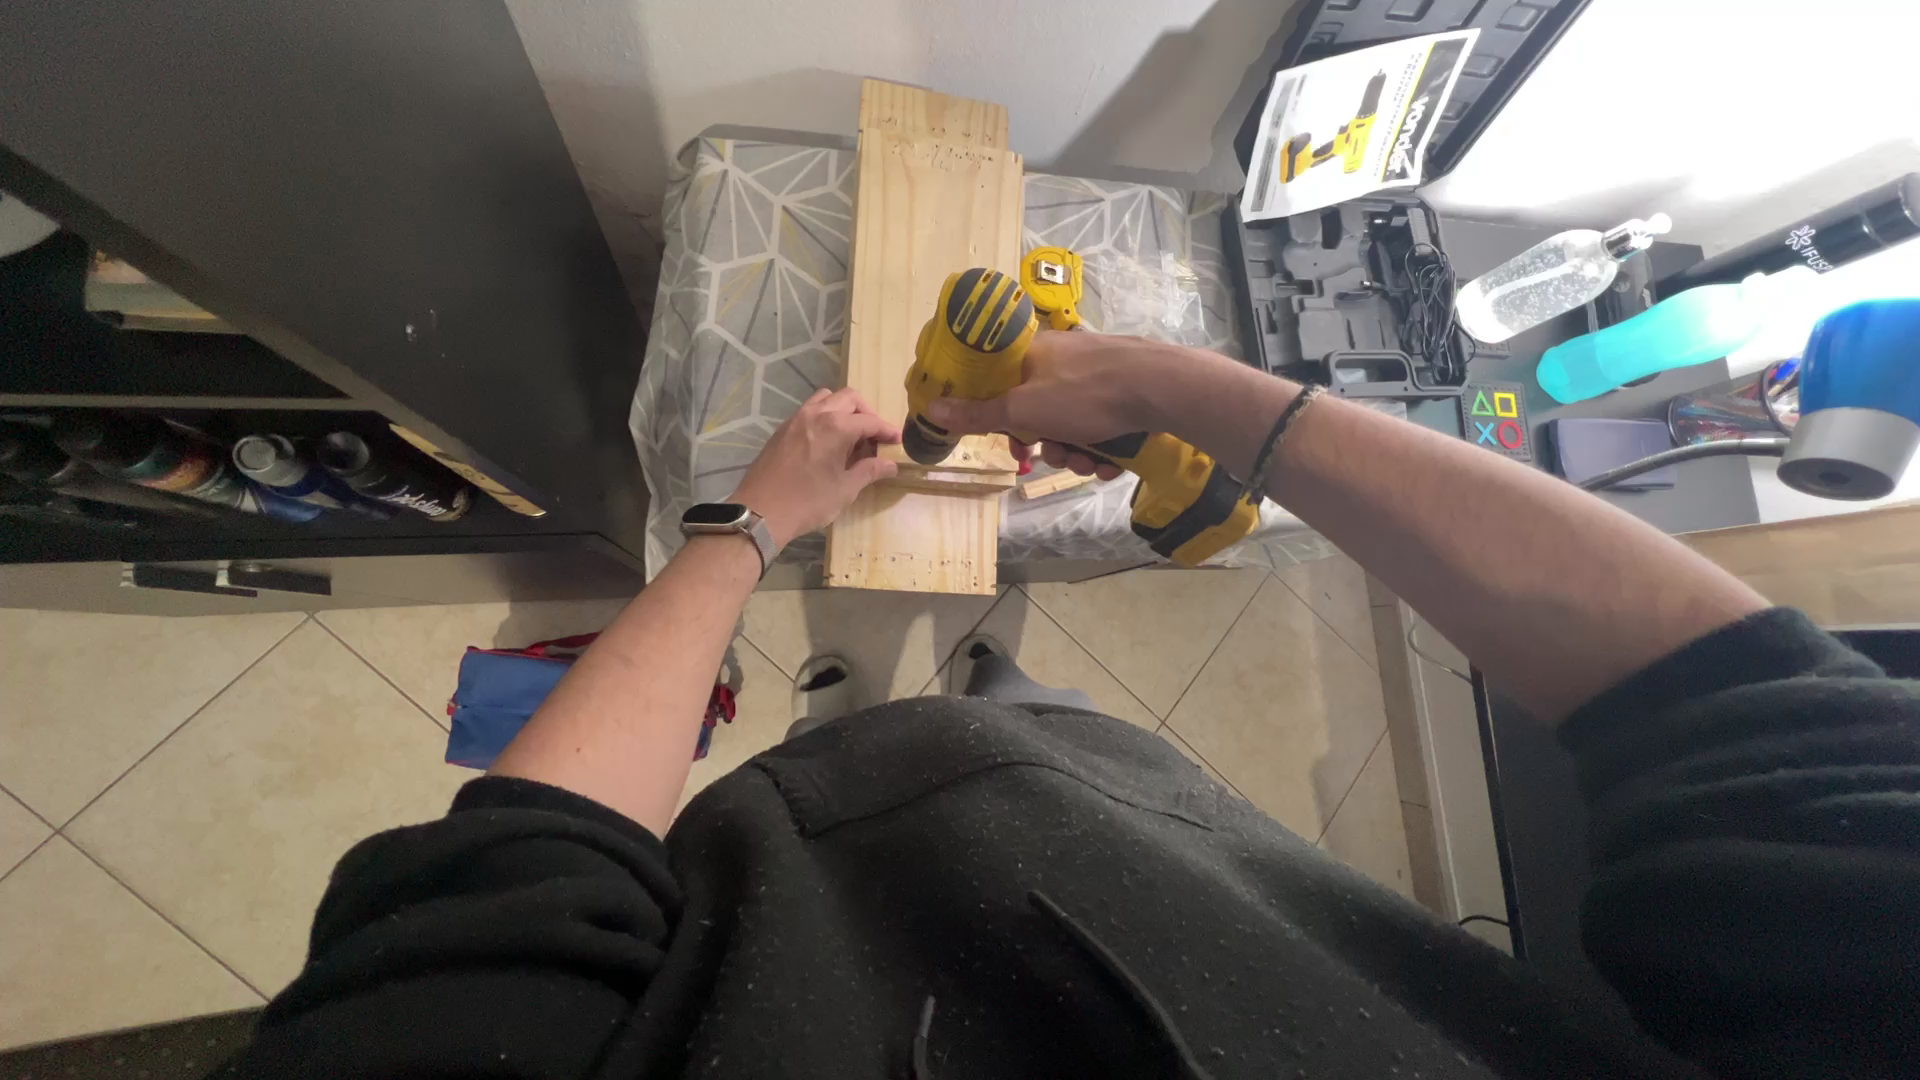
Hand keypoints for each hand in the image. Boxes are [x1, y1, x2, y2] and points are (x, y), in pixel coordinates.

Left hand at [731, 387, 899, 546]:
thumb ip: (869, 471)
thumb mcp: (845, 489)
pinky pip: (809, 411)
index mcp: (836, 427)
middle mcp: (816, 414)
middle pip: (849, 399)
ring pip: (826, 398)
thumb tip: (890, 465)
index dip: (887, 430)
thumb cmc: (807, 502)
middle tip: (875, 437)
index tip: (898, 441)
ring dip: (843, 410)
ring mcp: (796, 419)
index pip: (870, 421)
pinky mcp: (783, 429)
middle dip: (867, 414)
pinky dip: (825, 417)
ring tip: (851, 435)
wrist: (760, 512)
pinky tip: (827, 442)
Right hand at [924, 330, 1182, 479]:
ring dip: (1077, 454)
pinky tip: (1113, 463)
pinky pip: (1100, 428)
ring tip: (1091, 464)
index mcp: (1032, 354)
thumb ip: (977, 414)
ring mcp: (1095, 376)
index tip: (1013, 444)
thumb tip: (929, 408)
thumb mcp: (1023, 410)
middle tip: (1055, 458)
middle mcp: (1062, 361)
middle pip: (1037, 413)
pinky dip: (1103, 450)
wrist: (1162, 389)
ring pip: (1071, 427)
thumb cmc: (1085, 394)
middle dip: (1047, 445)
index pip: (1000, 385)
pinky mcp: (1123, 393)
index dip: (1001, 420)